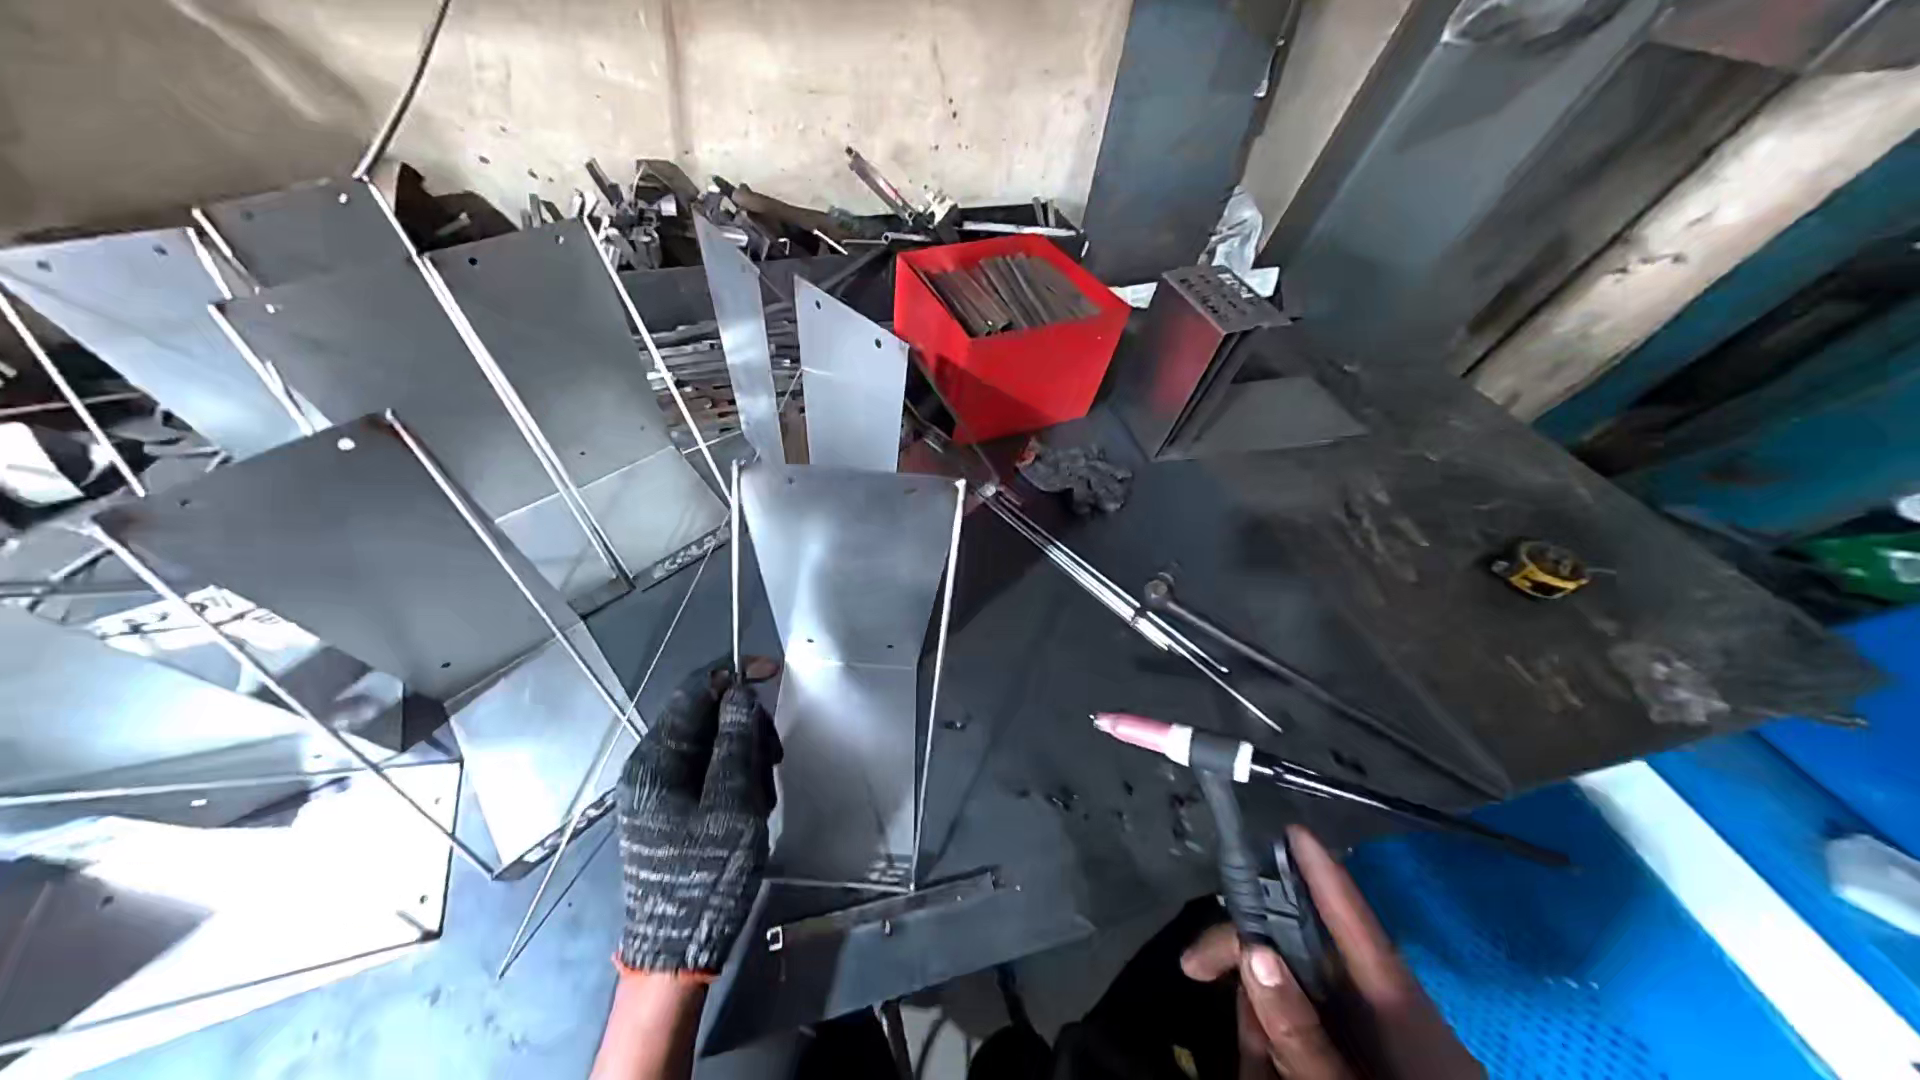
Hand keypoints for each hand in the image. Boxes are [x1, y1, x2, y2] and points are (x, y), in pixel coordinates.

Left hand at [615, 658, 781, 976]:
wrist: (677, 949)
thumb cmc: (706, 876)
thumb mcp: (732, 805)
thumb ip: (735, 742)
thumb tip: (740, 691)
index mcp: (657, 760)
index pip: (694, 691)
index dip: (734, 673)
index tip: (773, 672)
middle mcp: (651, 766)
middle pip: (706, 717)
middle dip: (746, 729)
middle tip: (775, 759)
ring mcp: (659, 789)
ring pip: (712, 745)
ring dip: (745, 759)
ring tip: (761, 799)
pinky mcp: (671, 808)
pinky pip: (709, 773)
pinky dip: (736, 781)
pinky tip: (750, 809)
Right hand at [1180, 826, 1482, 1079]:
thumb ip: (1299, 1032)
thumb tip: (1253, 952)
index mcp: (1400, 1012)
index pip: (1357, 926)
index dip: (1324, 875)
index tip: (1293, 831)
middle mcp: (1387, 1010)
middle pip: (1309, 951)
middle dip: (1248, 950)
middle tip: (1194, 965)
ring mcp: (1378, 1030)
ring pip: (1301, 985)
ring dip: (1260, 1006)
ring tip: (1247, 1058)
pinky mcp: (1366, 1043)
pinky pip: (1310, 1018)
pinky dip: (1278, 1032)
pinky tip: (1264, 1063)